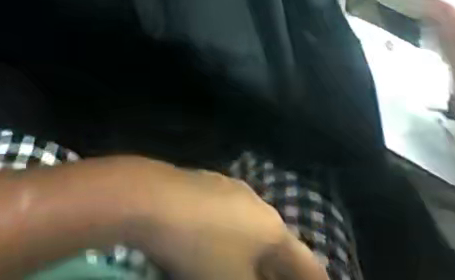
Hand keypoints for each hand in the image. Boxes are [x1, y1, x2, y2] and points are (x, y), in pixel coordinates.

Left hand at [118, 161, 328, 279]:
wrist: (144, 198)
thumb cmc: (198, 249)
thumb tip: (259, 277)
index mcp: (274, 228)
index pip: (310, 268)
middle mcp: (255, 201)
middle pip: (280, 246)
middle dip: (283, 273)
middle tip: (282, 279)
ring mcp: (223, 187)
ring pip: (252, 231)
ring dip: (256, 258)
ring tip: (249, 273)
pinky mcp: (197, 184)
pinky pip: (226, 220)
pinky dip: (232, 241)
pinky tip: (218, 254)